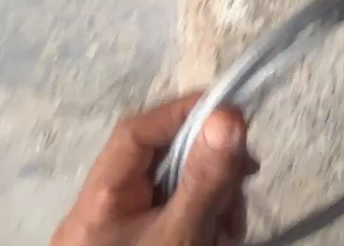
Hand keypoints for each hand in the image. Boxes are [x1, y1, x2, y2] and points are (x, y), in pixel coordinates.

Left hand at [52, 95, 255, 245]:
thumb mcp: (182, 237)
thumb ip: (206, 176)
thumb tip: (230, 111)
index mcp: (97, 204)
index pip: (137, 132)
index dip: (184, 111)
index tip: (234, 111)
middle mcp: (104, 214)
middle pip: (164, 158)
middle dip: (212, 165)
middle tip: (245, 179)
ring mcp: (123, 236)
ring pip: (179, 187)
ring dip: (217, 196)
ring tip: (230, 229)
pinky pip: (181, 214)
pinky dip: (209, 217)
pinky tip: (223, 237)